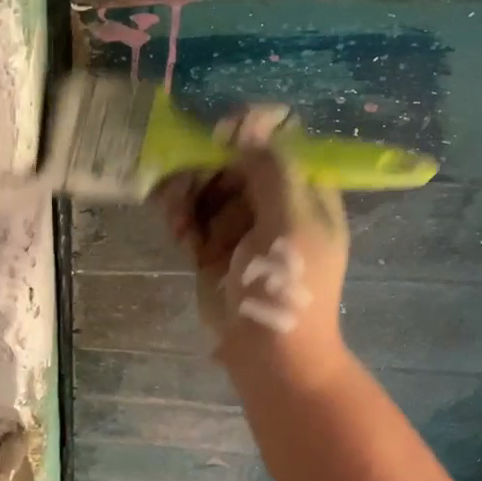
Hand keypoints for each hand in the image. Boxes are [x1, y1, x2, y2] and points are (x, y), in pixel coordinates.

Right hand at [151, 111, 349, 371]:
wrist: (270, 356)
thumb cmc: (288, 289)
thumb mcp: (288, 223)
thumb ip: (272, 170)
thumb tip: (250, 124)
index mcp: (306, 192)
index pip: (278, 142)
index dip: (246, 133)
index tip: (215, 137)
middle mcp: (274, 204)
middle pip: (234, 162)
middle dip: (205, 168)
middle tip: (182, 181)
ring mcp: (242, 229)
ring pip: (208, 190)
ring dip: (187, 195)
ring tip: (176, 217)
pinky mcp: (214, 252)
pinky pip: (193, 220)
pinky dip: (182, 221)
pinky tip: (178, 233)